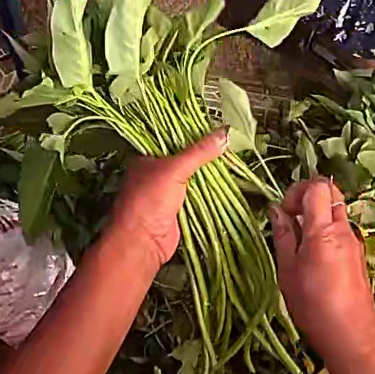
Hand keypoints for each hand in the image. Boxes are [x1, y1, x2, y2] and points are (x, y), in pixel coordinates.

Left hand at [108, 129, 228, 261]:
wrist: (142, 243)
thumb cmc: (149, 201)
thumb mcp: (175, 170)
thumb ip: (199, 152)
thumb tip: (225, 133)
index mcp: (146, 160)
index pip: (172, 141)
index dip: (193, 136)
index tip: (216, 131)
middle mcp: (154, 175)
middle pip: (184, 162)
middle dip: (204, 158)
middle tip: (229, 146)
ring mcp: (165, 195)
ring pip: (191, 181)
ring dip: (208, 177)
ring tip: (232, 162)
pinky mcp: (175, 212)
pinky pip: (195, 198)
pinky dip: (208, 195)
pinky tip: (225, 186)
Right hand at [271, 178, 374, 357]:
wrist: (351, 332)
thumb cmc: (313, 304)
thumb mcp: (288, 270)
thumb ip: (283, 236)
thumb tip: (276, 210)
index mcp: (323, 231)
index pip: (317, 186)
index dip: (298, 190)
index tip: (285, 210)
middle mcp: (343, 229)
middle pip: (331, 190)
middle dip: (309, 194)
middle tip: (291, 215)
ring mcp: (353, 240)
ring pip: (336, 209)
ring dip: (317, 212)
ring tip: (299, 238)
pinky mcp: (357, 252)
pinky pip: (341, 227)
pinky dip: (326, 228)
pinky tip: (313, 253)